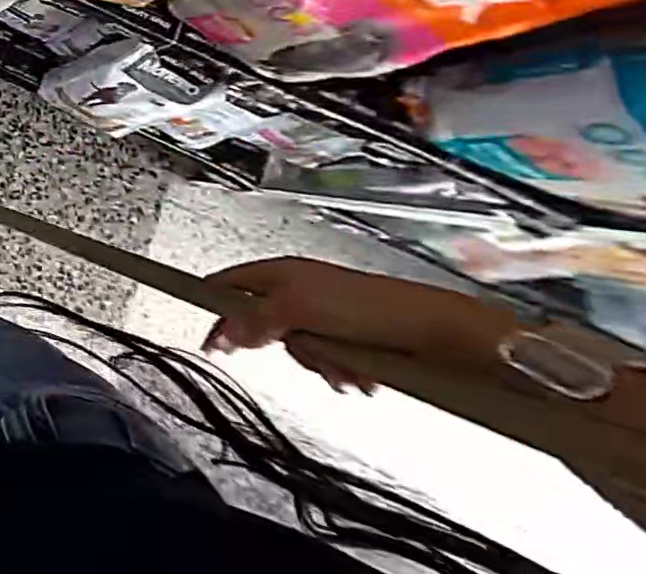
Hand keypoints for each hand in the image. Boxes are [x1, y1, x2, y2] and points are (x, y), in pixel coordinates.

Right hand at [200, 258, 518, 393]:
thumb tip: (223, 332)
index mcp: (278, 272)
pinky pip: (324, 359)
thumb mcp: (299, 311)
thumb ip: (257, 320)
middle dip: (286, 347)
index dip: (217, 312)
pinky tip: (356, 373)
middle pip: (262, 324)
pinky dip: (338, 370)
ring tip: (343, 367)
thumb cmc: (366, 307)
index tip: (211, 344)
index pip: (229, 286)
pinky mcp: (345, 335)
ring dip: (319, 363)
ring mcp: (320, 312)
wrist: (434, 330)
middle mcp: (295, 289)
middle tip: (304, 352)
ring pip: (296, 347)